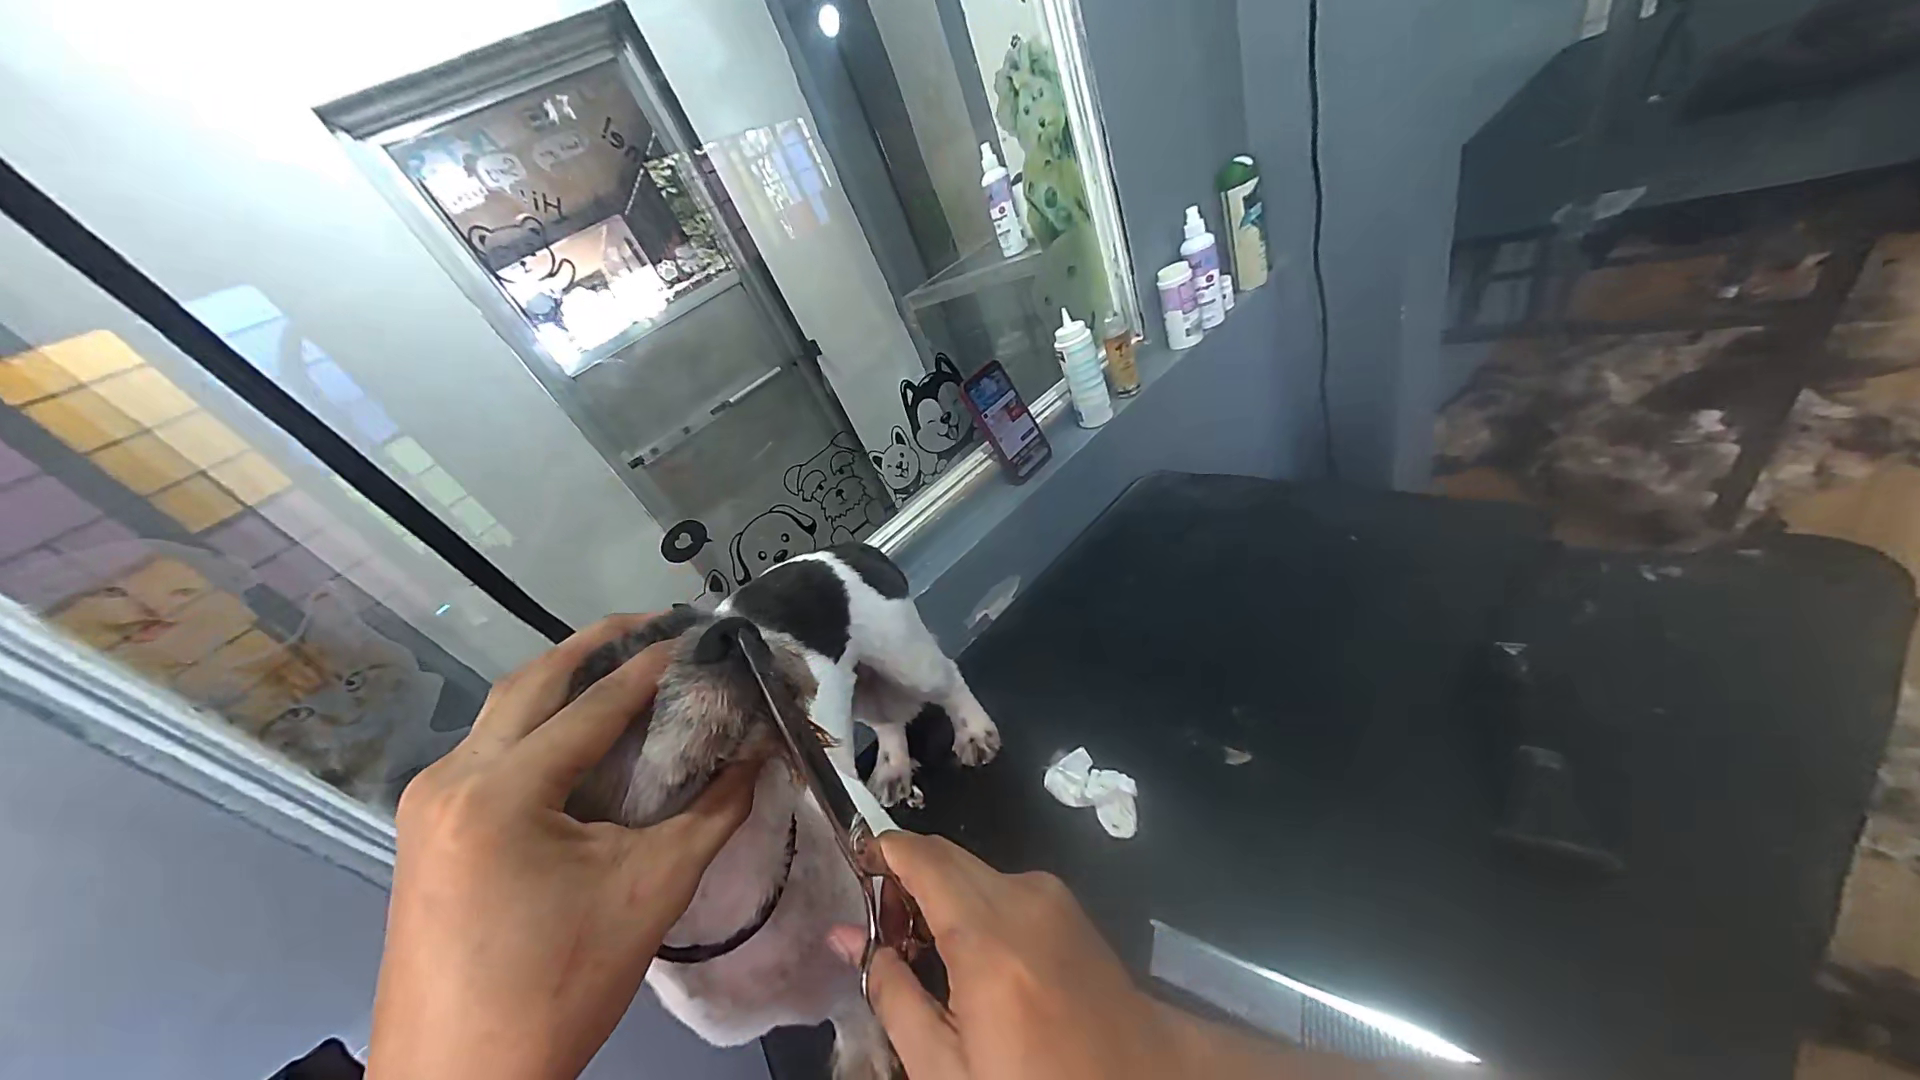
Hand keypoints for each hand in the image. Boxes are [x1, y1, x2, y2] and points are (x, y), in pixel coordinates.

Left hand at [366, 616, 759, 1079]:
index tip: (700, 631)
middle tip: (661, 622)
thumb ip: (718, 808)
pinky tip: (587, 722)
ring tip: (631, 656)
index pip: (595, 702)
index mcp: (502, 792)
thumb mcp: (656, 887)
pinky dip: (545, 715)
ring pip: (507, 706)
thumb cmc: (561, 984)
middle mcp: (452, 778)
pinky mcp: (429, 823)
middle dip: (601, 641)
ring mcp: (429, 800)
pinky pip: (494, 741)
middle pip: (535, 680)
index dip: (655, 662)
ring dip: (569, 674)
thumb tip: (762, 753)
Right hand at [834, 832, 1371, 1079]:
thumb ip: (893, 994)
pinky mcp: (1067, 903)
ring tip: (923, 946)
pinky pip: (1003, 885)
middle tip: (880, 925)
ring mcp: (1049, 894)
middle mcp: (1020, 894)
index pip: (922, 858)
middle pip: (946, 856)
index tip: (854, 869)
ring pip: (973, 869)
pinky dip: (974, 901)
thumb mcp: (946, 1071)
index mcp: (987, 936)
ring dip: (941, 891)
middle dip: (907, 876)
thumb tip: (847, 937)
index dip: (882, 851)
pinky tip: (971, 951)